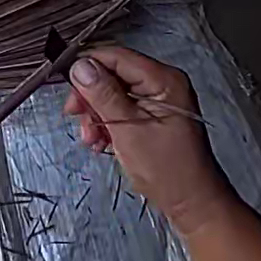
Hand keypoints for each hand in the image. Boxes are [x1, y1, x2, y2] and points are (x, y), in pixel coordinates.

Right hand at [63, 47, 235, 231]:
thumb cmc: (167, 170)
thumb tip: (80, 65)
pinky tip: (101, 142)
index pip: (116, 56)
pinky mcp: (152, 115)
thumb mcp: (128, 129)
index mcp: (163, 79)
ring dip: (96, 113)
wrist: (191, 204)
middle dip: (91, 96)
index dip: (88, 67)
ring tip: (92, 138)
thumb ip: (103, 94)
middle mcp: (161, 83)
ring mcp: (157, 99)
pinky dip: (107, 122)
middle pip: (113, 74)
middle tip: (77, 117)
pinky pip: (121, 108)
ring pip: (113, 92)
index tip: (68, 88)